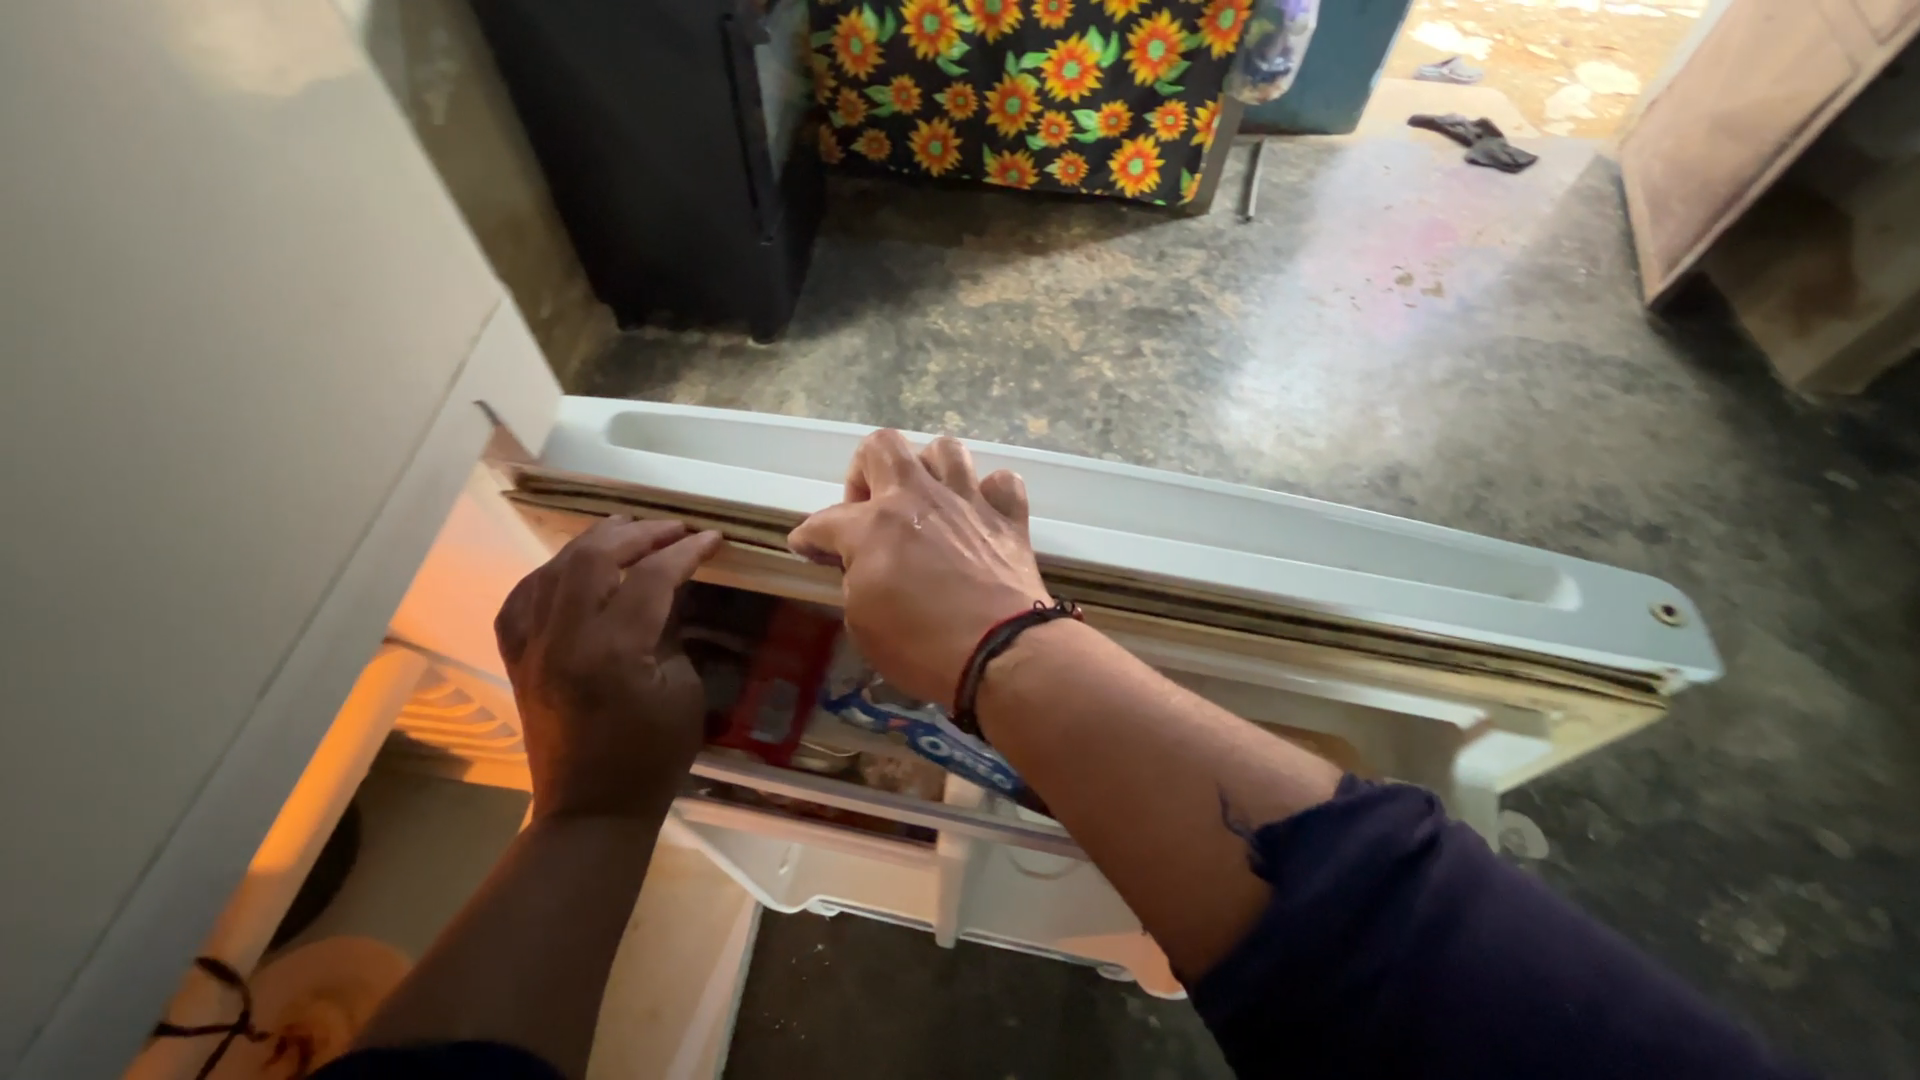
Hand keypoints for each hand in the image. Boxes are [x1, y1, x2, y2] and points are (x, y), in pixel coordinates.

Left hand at [494, 516, 724, 820]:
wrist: (592, 808)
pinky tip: (571, 567)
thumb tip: (669, 593)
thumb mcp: (682, 690)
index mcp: (613, 651)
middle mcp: (563, 639)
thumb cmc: (653, 757)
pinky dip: (549, 573)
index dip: (684, 552)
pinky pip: (523, 599)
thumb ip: (671, 633)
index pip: (650, 578)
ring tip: (626, 530)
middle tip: (673, 528)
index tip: (712, 538)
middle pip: (593, 559)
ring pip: (552, 570)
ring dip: (593, 543)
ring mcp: (531, 648)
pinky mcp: (517, 660)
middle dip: (638, 534)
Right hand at [788, 431, 1050, 704]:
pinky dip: (989, 495)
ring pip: (946, 450)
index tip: (807, 546)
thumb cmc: (920, 646)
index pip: (826, 520)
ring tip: (926, 504)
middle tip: (869, 511)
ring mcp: (969, 503)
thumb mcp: (862, 622)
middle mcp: (920, 498)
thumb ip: (854, 580)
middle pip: (883, 446)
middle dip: (865, 472)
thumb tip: (858, 564)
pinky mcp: (1009, 520)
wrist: (1000, 654)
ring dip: (930, 471)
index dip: (810, 535)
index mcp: (875, 525)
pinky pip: (1001, 483)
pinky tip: (979, 516)